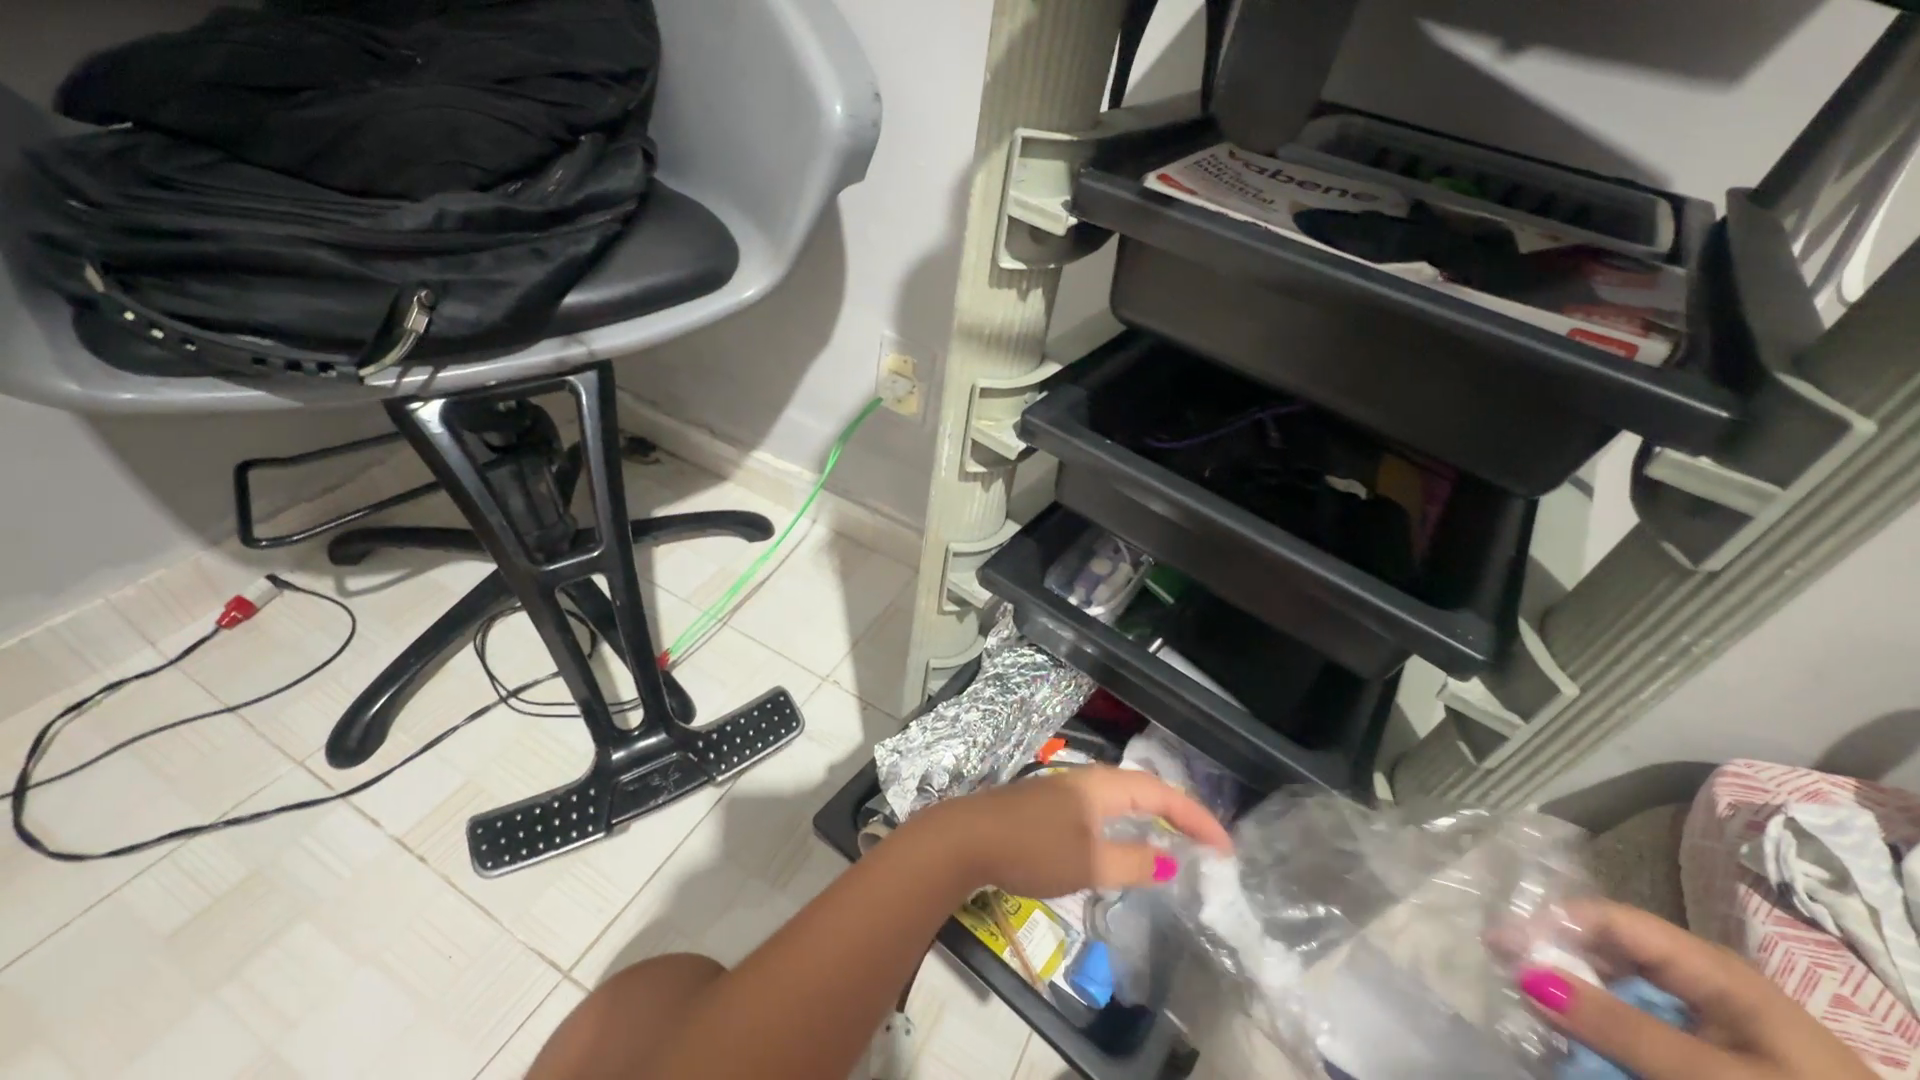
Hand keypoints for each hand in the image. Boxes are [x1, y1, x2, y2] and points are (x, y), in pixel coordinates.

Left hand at [908, 766, 1233, 898]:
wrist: (964, 840)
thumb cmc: (1031, 849)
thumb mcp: (1089, 863)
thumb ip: (1133, 862)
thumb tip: (1170, 861)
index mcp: (1103, 787)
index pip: (1163, 794)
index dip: (1197, 819)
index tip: (1226, 847)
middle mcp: (1086, 780)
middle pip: (1143, 790)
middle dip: (1178, 813)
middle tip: (1206, 841)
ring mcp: (1062, 791)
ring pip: (1119, 799)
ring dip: (1150, 818)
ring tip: (1173, 841)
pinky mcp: (1044, 807)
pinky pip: (1099, 810)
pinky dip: (1123, 824)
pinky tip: (1118, 843)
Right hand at [1517, 900, 1875, 1079]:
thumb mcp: (1712, 1075)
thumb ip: (1622, 1028)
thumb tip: (1525, 974)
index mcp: (1710, 967)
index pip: (1612, 918)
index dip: (1551, 922)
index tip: (1495, 943)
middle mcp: (1701, 978)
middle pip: (1609, 946)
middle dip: (1552, 954)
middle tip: (1498, 972)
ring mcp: (1705, 1012)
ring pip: (1617, 982)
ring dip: (1570, 989)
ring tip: (1526, 1002)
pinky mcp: (1706, 1046)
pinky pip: (1637, 1018)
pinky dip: (1597, 1020)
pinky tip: (1572, 1031)